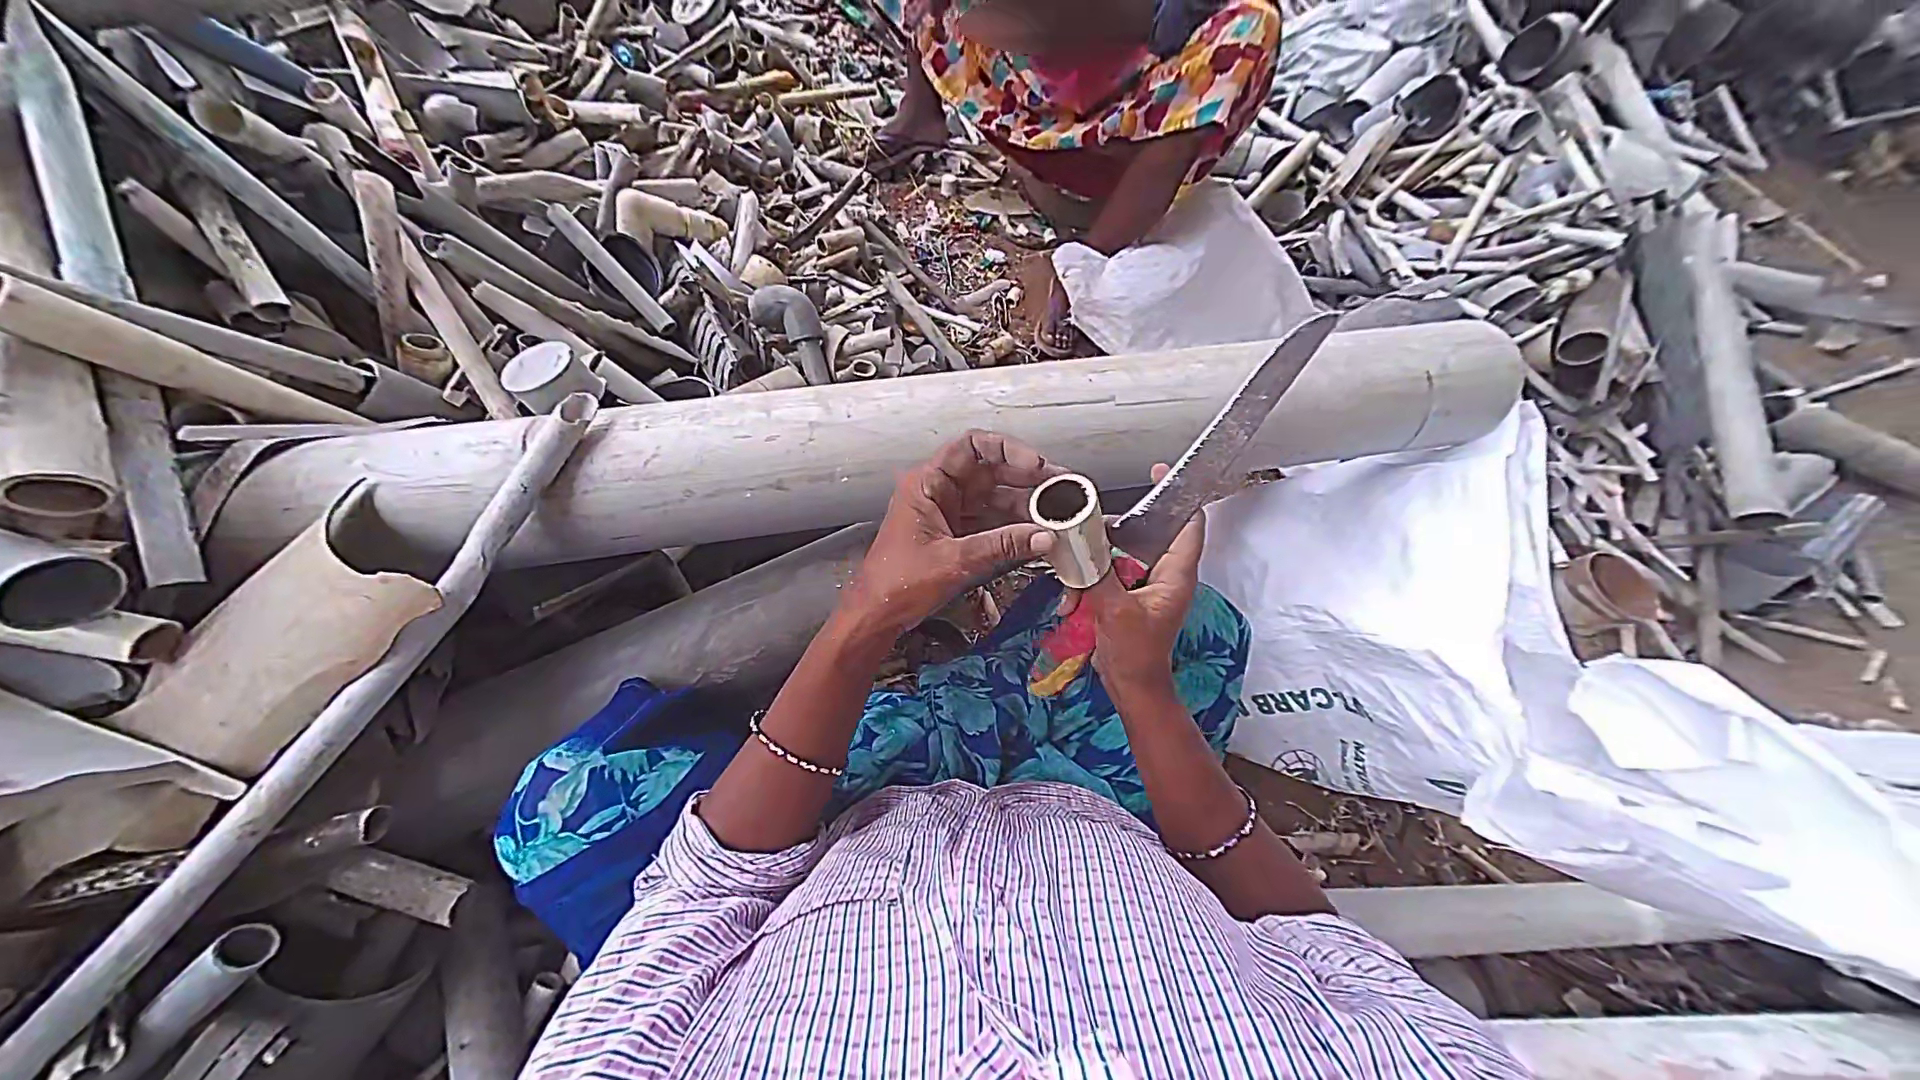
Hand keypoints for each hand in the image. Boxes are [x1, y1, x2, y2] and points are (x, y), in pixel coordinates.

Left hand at [843, 431, 1062, 636]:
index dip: (1008, 450)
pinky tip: (1037, 532)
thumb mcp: (953, 561)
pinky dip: (1014, 526)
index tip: (1036, 466)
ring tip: (1056, 513)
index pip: (972, 447)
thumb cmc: (894, 584)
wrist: (876, 615)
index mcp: (927, 483)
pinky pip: (991, 520)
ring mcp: (949, 511)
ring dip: (1025, 504)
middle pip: (990, 471)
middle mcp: (939, 491)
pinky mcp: (956, 533)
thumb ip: (1001, 546)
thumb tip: (1043, 536)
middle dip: (1027, 478)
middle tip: (1060, 488)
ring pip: (995, 496)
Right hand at [1058, 463, 1203, 702]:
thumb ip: (1098, 574)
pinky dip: (1088, 583)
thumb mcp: (1115, 611)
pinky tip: (1073, 600)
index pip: (1188, 524)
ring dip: (1093, 565)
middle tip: (1088, 527)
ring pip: (1118, 555)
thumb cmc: (1136, 653)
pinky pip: (1106, 575)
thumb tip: (1082, 547)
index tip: (1159, 472)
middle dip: (1112, 533)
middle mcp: (1163, 574)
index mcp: (1175, 573)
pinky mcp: (1126, 596)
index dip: (1177, 495)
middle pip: (1143, 534)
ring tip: (1075, 579)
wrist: (1131, 686)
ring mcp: (1144, 585)